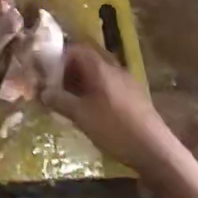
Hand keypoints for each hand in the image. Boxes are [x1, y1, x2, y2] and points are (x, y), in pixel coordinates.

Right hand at [43, 42, 181, 174]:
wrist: (154, 149)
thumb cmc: (114, 128)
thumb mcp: (82, 116)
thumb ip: (60, 101)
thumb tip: (43, 92)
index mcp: (100, 67)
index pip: (77, 49)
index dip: (60, 57)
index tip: (48, 71)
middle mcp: (115, 68)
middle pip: (89, 59)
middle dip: (71, 70)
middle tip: (57, 86)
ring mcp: (127, 81)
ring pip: (100, 72)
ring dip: (84, 81)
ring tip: (72, 99)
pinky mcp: (135, 96)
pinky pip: (110, 84)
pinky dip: (97, 90)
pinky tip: (93, 110)